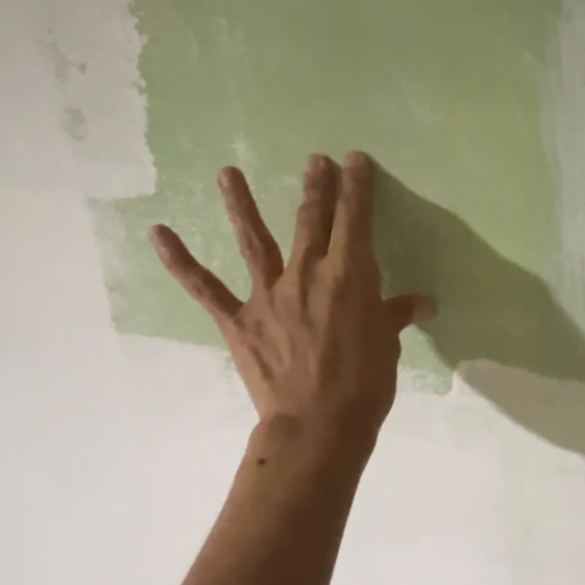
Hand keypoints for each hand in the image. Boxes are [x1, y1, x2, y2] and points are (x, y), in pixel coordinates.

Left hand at [150, 153, 432, 448]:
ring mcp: (268, 295)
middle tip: (315, 160)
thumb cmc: (365, 384)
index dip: (356, 187)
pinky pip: (205, 287)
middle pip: (311, 220)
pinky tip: (159, 233)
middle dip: (315, 186)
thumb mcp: (389, 344)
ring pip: (253, 240)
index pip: (355, 220)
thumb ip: (397, 314)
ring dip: (242, 204)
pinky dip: (181, 261)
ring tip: (228, 173)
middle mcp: (306, 274)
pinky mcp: (238, 320)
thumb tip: (425, 302)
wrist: (318, 424)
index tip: (355, 161)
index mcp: (348, 276)